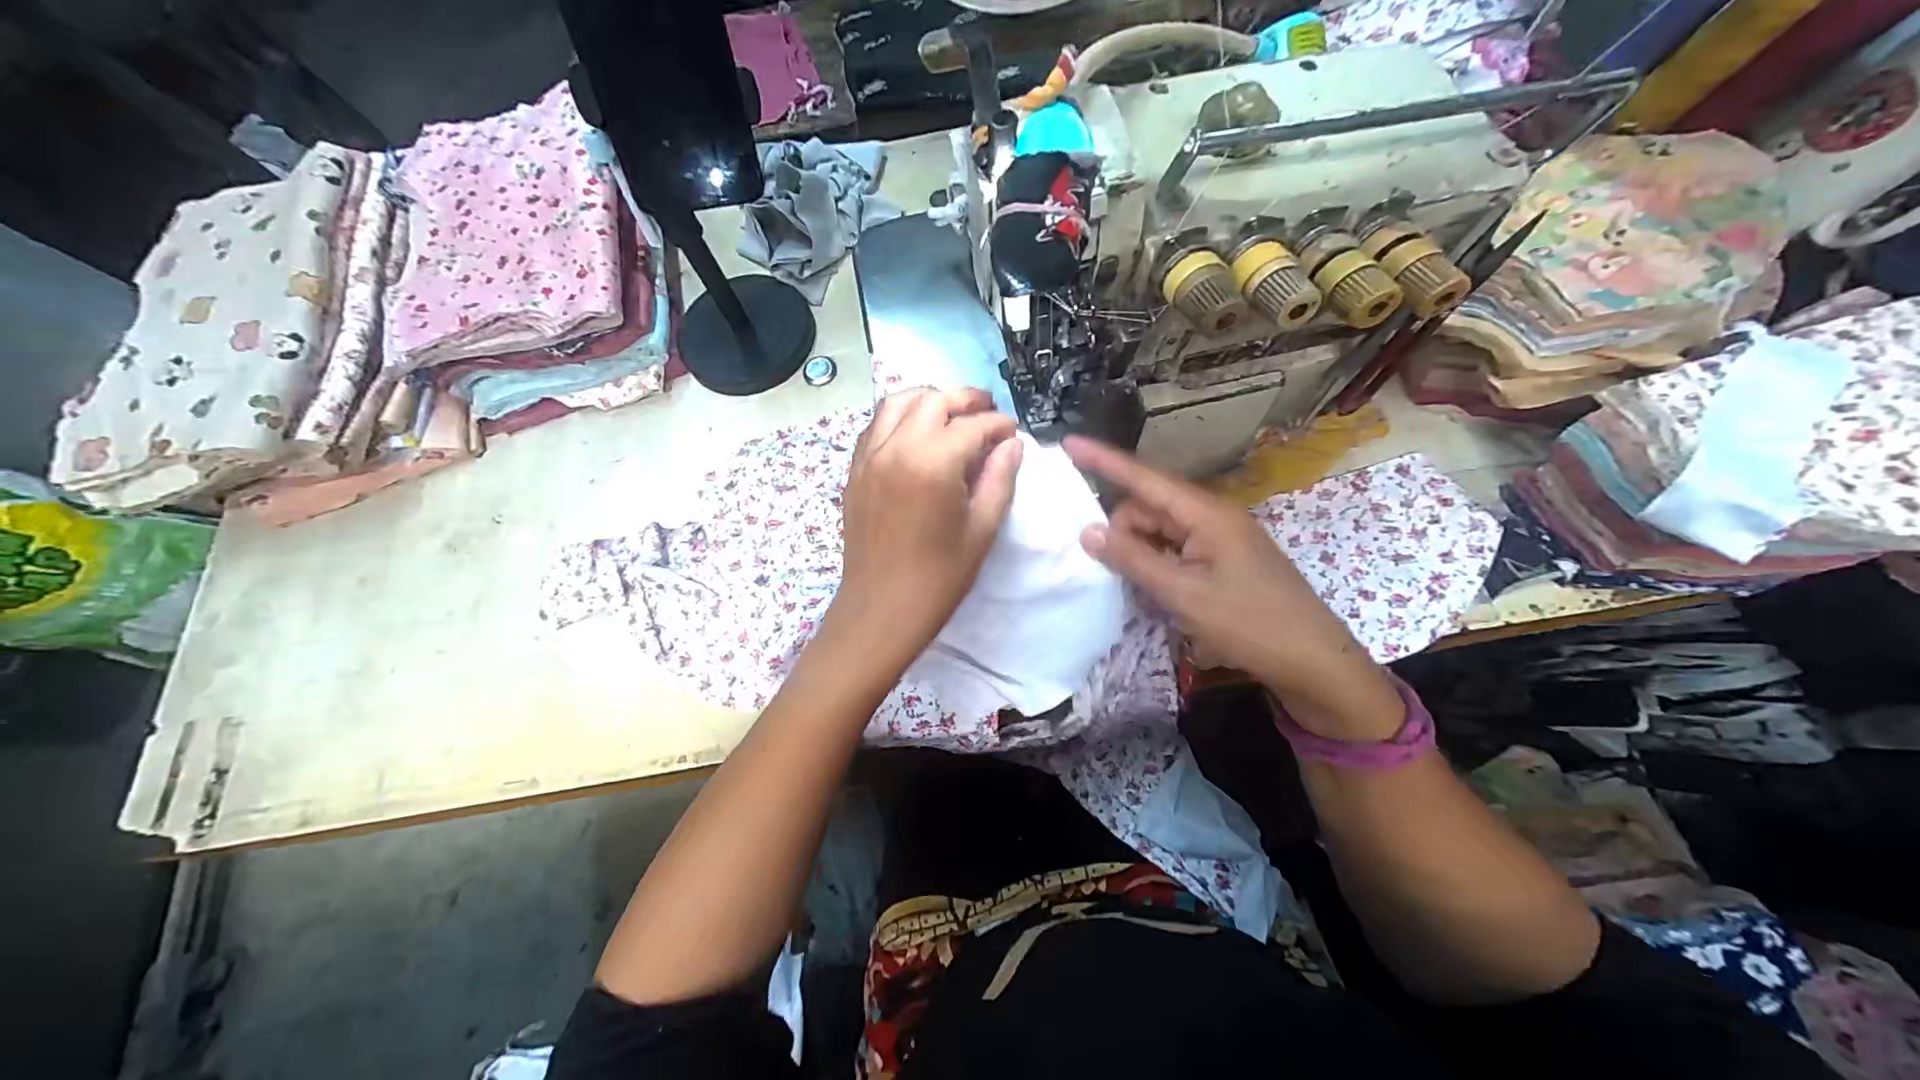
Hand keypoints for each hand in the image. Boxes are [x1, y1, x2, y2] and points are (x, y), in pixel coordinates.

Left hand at [828, 388, 1022, 667]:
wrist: (880, 610)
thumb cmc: (938, 578)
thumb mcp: (981, 530)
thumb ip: (999, 480)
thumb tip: (1012, 446)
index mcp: (933, 462)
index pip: (973, 425)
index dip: (999, 425)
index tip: (1013, 434)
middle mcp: (897, 447)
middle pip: (934, 400)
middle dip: (966, 401)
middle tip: (988, 415)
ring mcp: (869, 456)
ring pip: (898, 403)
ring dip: (929, 401)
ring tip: (952, 417)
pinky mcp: (855, 470)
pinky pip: (876, 426)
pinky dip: (899, 419)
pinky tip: (917, 436)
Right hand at [1063, 436, 1401, 738]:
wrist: (1311, 660)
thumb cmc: (1249, 623)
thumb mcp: (1183, 594)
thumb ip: (1133, 560)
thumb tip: (1088, 531)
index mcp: (1205, 513)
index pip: (1143, 478)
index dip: (1104, 460)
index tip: (1068, 442)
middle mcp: (1211, 516)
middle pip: (1148, 508)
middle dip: (1121, 531)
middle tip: (1109, 570)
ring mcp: (1220, 538)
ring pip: (1161, 531)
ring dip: (1139, 552)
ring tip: (1134, 588)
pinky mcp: (1223, 560)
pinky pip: (1176, 550)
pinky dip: (1157, 565)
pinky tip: (1153, 591)